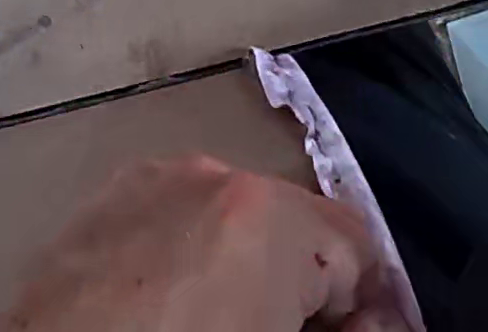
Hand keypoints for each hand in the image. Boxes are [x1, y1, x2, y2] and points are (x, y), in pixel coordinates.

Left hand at [4, 155, 404, 331]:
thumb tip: (382, 319)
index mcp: (264, 212)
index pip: (357, 242)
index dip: (362, 303)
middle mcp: (211, 172)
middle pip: (291, 223)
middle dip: (297, 280)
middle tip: (272, 331)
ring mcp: (152, 180)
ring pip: (230, 214)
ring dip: (240, 264)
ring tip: (209, 322)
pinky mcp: (105, 201)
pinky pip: (175, 214)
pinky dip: (186, 252)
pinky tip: (158, 308)